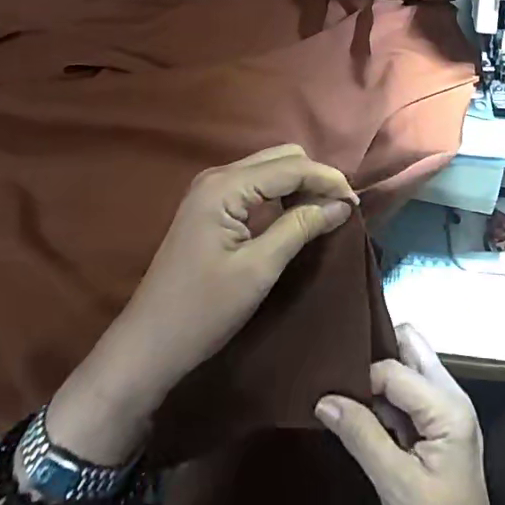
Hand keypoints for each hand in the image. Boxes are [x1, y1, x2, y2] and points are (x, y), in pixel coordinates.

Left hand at [45, 144, 357, 463]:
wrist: (147, 346)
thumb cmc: (203, 310)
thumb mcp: (259, 269)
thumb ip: (301, 227)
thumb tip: (342, 203)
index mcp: (225, 186)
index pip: (291, 166)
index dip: (328, 180)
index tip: (356, 205)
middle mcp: (217, 176)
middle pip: (281, 158)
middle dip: (315, 178)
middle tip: (340, 210)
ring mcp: (210, 190)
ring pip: (270, 169)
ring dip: (299, 185)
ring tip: (323, 214)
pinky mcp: (210, 207)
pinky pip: (256, 187)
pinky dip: (281, 196)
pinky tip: (294, 217)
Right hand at [315, 324, 486, 504]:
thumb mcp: (396, 483)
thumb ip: (362, 436)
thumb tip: (324, 401)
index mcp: (448, 405)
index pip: (395, 368)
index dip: (361, 376)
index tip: (330, 391)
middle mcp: (452, 395)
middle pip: (410, 346)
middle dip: (375, 354)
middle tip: (341, 377)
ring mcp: (447, 407)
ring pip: (409, 365)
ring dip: (379, 377)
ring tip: (348, 394)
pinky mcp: (439, 423)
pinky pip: (409, 392)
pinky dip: (385, 396)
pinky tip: (364, 414)